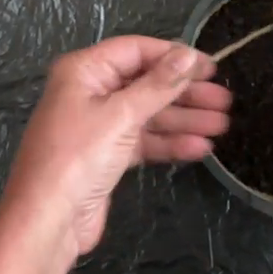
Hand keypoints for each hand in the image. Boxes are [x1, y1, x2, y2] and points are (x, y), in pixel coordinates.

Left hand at [1, 37, 230, 254]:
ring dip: (183, 119)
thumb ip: (158, 85)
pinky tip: (200, 148)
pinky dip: (169, 143)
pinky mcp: (107, 155)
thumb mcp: (121, 115)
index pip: (136, 51)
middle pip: (145, 83)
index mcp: (84, 70)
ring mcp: (99, 124)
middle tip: (224, 100)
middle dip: (185, 92)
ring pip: (148, 113)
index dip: (174, 56)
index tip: (211, 66)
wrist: (47, 222)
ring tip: (222, 125)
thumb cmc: (78, 157)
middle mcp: (91, 91)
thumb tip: (188, 54)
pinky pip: (143, 140)